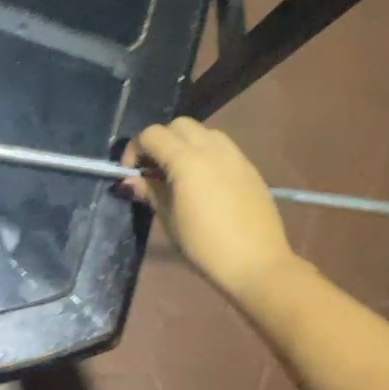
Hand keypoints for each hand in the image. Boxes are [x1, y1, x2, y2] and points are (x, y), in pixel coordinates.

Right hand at [121, 120, 298, 294]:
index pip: (152, 135)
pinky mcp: (249, 168)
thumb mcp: (169, 219)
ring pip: (203, 132)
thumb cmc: (205, 245)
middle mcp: (211, 149)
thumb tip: (131, 180)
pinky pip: (222, 147)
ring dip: (185, 143)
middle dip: (160, 140)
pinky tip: (205, 181)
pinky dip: (206, 153)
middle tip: (154, 168)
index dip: (135, 149)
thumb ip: (150, 191)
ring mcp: (234, 156)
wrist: (257, 264)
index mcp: (187, 160)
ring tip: (180, 171)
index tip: (131, 173)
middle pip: (178, 125)